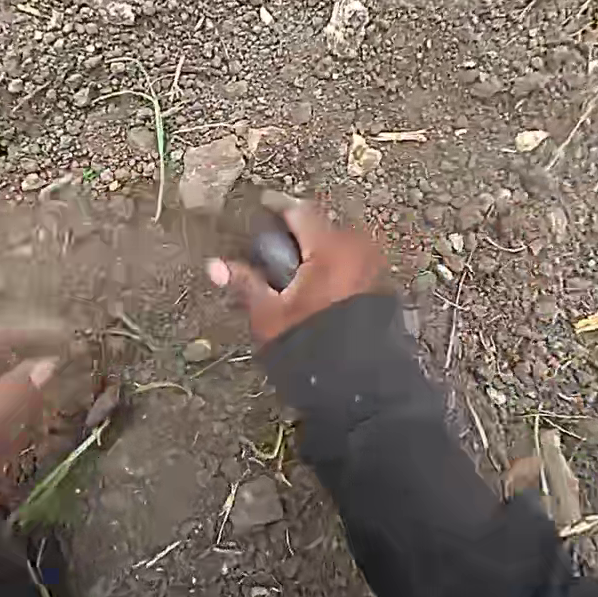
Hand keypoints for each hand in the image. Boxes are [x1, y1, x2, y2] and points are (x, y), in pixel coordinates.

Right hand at [207, 203, 383, 343]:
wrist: (363, 386)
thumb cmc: (313, 349)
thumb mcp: (271, 316)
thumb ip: (245, 283)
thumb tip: (215, 266)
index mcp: (329, 248)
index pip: (299, 211)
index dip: (276, 210)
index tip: (260, 215)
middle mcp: (357, 249)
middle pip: (321, 226)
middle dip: (298, 235)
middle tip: (275, 252)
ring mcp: (374, 266)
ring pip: (339, 244)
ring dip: (318, 252)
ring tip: (296, 275)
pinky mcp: (383, 285)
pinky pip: (354, 263)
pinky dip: (336, 268)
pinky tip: (321, 291)